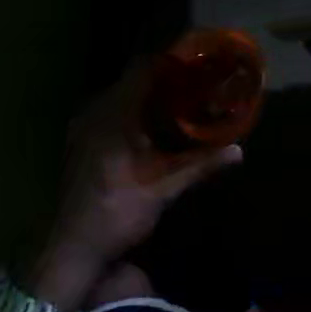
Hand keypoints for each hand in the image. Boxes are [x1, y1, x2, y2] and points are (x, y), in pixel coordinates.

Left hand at [39, 67, 242, 294]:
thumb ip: (200, 164)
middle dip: (167, 80)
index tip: (200, 66)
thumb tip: (238, 151)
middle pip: (134, 79)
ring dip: (150, 95)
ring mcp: (84, 124)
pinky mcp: (81, 138)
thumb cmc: (117, 214)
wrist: (72, 248)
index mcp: (114, 115)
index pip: (143, 69)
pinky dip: (134, 109)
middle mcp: (96, 111)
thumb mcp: (163, 190)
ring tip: (182, 104)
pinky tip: (154, 127)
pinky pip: (111, 108)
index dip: (173, 63)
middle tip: (198, 87)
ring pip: (122, 94)